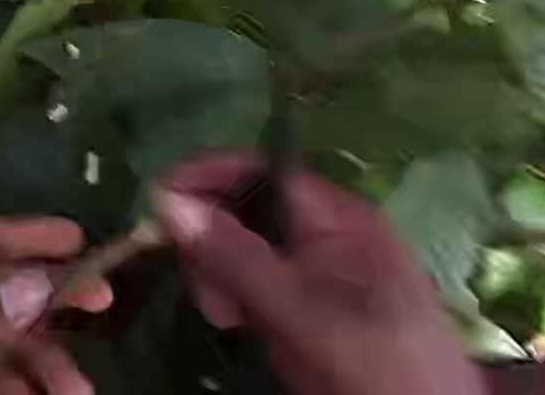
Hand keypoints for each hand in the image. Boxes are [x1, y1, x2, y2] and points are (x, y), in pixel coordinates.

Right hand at [154, 153, 482, 394]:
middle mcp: (325, 230)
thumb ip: (235, 257)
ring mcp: (317, 267)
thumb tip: (164, 200)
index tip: (161, 197)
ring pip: (240, 241)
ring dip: (216, 269)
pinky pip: (251, 274)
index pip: (258, 169)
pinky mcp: (307, 301)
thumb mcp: (305, 317)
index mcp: (339, 217)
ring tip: (220, 314)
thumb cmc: (383, 377)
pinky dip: (230, 290)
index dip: (206, 174)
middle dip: (210, 235)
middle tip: (197, 280)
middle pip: (243, 204)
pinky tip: (232, 320)